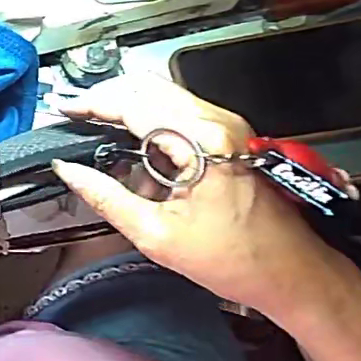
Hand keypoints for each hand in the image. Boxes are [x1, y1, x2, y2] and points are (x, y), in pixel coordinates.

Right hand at [50, 76, 349, 319]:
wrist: (294, 273)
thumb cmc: (240, 258)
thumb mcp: (155, 235)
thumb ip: (105, 197)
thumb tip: (71, 172)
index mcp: (201, 142)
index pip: (132, 104)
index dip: (92, 103)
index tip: (66, 109)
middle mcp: (218, 124)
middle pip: (147, 87)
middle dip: (106, 98)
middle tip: (77, 115)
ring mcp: (227, 127)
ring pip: (162, 95)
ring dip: (126, 107)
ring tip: (99, 131)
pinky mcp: (230, 137)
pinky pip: (179, 113)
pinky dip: (149, 122)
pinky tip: (134, 150)